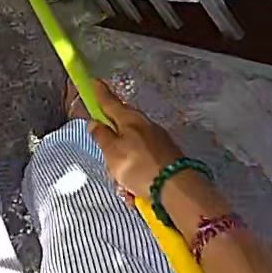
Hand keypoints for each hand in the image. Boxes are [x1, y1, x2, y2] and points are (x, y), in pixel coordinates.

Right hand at [88, 81, 184, 196]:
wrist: (177, 188)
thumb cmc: (139, 167)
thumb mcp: (113, 153)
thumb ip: (102, 137)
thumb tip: (94, 122)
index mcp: (129, 119)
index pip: (110, 102)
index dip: (100, 93)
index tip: (94, 82)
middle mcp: (145, 124)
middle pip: (122, 126)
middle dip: (112, 142)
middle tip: (108, 159)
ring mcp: (157, 139)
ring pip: (132, 148)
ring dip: (124, 165)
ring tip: (124, 186)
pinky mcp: (166, 155)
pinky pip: (143, 162)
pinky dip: (136, 174)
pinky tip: (135, 190)